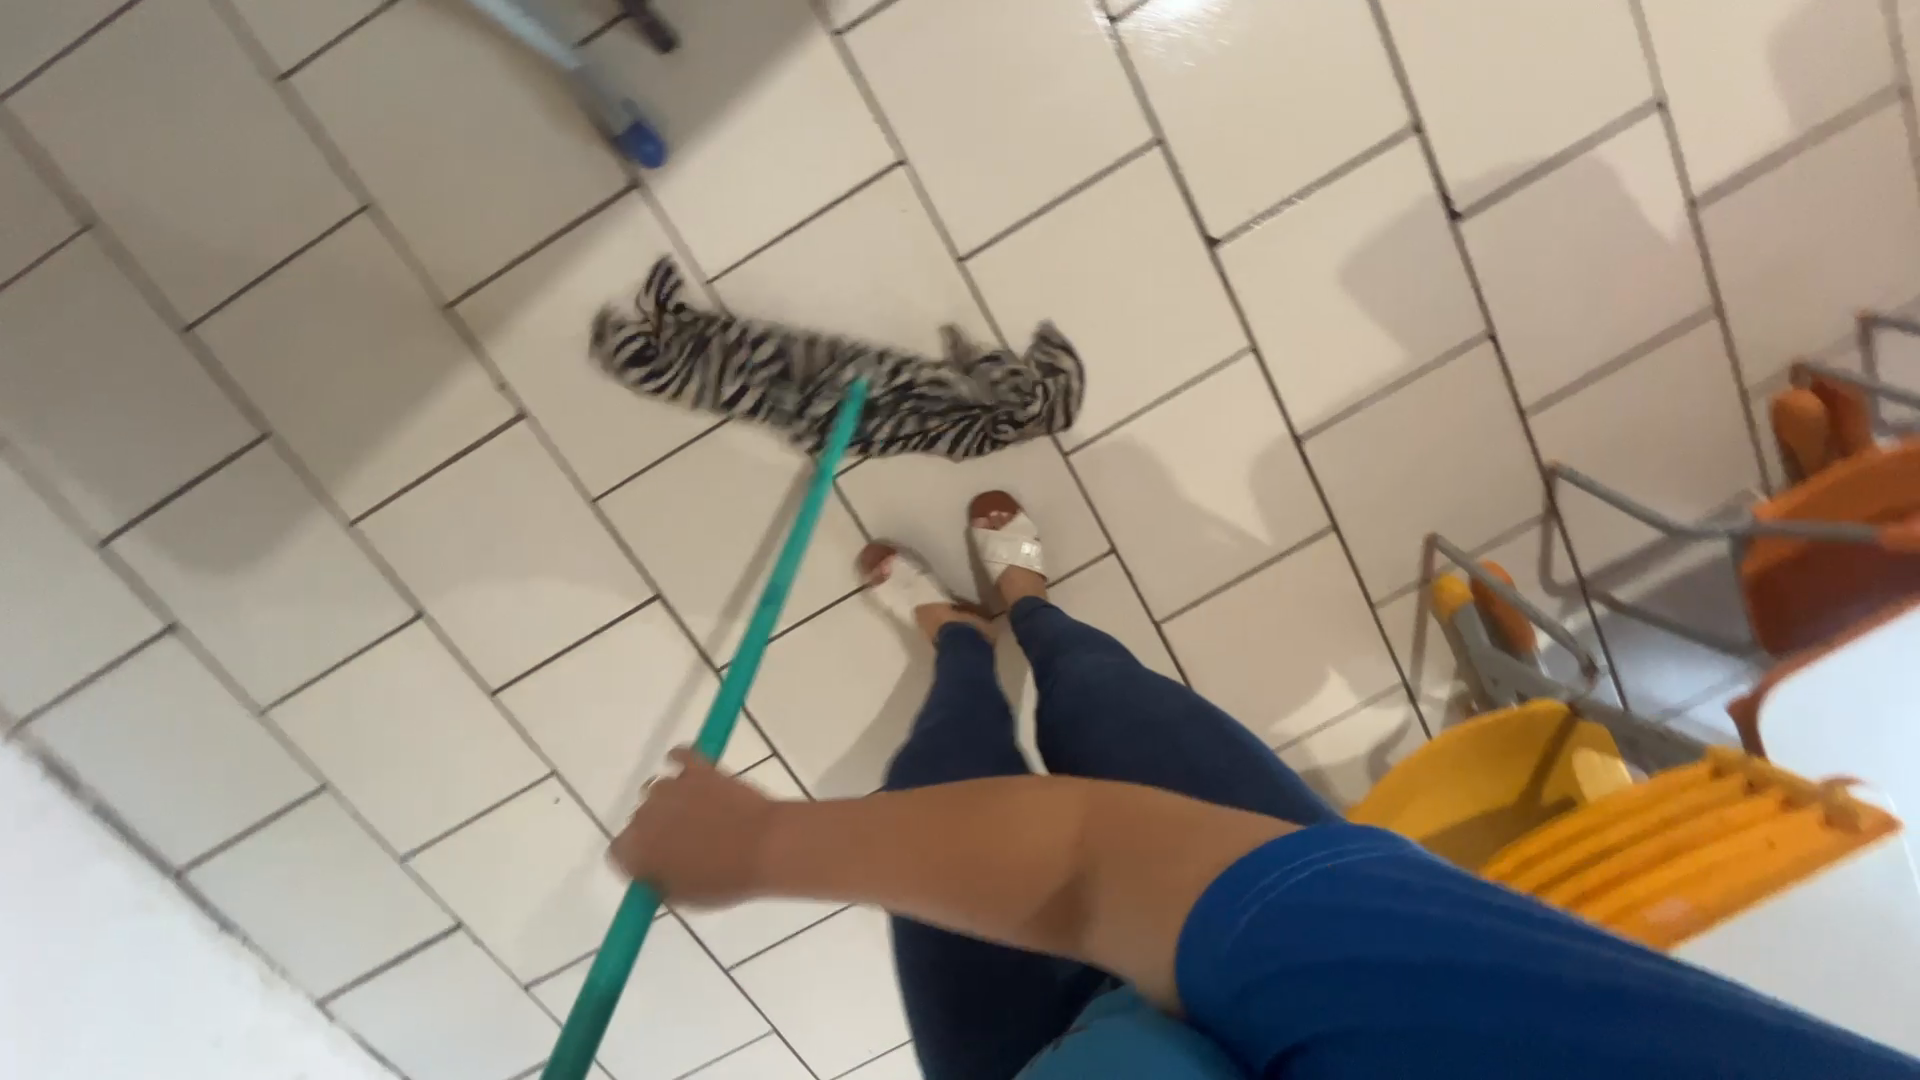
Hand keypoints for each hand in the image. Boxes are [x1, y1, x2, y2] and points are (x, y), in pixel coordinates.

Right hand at [610, 748, 776, 906]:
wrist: (766, 845)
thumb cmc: (727, 879)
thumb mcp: (685, 897)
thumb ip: (659, 883)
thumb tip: (653, 873)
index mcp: (638, 851)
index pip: (618, 852)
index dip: (635, 857)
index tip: (652, 862)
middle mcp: (647, 815)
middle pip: (638, 818)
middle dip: (654, 828)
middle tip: (680, 838)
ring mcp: (673, 788)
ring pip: (656, 789)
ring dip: (668, 798)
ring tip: (691, 809)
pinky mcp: (699, 768)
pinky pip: (681, 755)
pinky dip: (679, 759)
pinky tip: (685, 767)